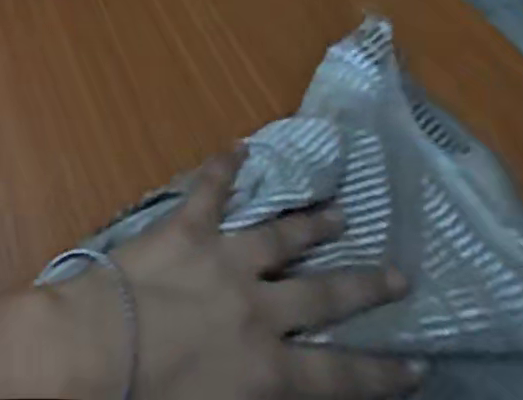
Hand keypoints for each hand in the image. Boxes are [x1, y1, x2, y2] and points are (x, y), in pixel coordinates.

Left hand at [23, 149, 424, 398]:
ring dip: (310, 224)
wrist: (102, 346)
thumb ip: (263, 394)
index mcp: (270, 369)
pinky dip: (223, 166)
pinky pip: (209, 191)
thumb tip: (285, 388)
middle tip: (398, 272)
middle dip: (365, 286)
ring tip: (338, 212)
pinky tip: (239, 146)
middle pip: (324, 297)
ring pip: (279, 238)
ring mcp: (223, 260)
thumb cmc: (154, 396)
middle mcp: (259, 309)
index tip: (420, 362)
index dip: (385, 373)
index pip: (343, 376)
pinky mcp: (185, 227)